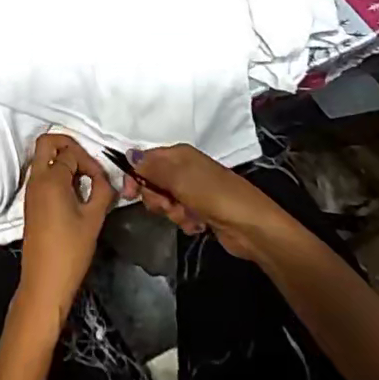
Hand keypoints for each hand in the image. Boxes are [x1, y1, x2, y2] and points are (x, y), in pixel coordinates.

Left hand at [16, 134, 115, 318]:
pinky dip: (57, 174)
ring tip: (84, 181)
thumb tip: (104, 179)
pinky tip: (74, 193)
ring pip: (43, 158)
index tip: (102, 180)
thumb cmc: (70, 250)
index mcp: (50, 178)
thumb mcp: (94, 218)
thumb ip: (102, 191)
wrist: (45, 282)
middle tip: (88, 163)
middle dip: (68, 145)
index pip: (70, 152)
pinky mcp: (31, 202)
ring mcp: (30, 190)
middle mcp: (36, 179)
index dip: (90, 161)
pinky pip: (42, 175)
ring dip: (63, 160)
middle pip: (47, 143)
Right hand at [122, 144, 292, 260]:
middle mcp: (184, 169)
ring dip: (172, 212)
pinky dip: (185, 221)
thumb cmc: (213, 195)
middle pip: (153, 181)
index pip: (145, 159)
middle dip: (156, 197)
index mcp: (179, 154)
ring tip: (186, 216)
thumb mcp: (178, 177)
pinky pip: (180, 214)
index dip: (134, 175)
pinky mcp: (201, 210)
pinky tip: (197, 225)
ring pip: (165, 200)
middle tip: (167, 205)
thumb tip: (127, 153)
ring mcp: (193, 190)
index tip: (129, 193)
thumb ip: (150, 167)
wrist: (251, 226)